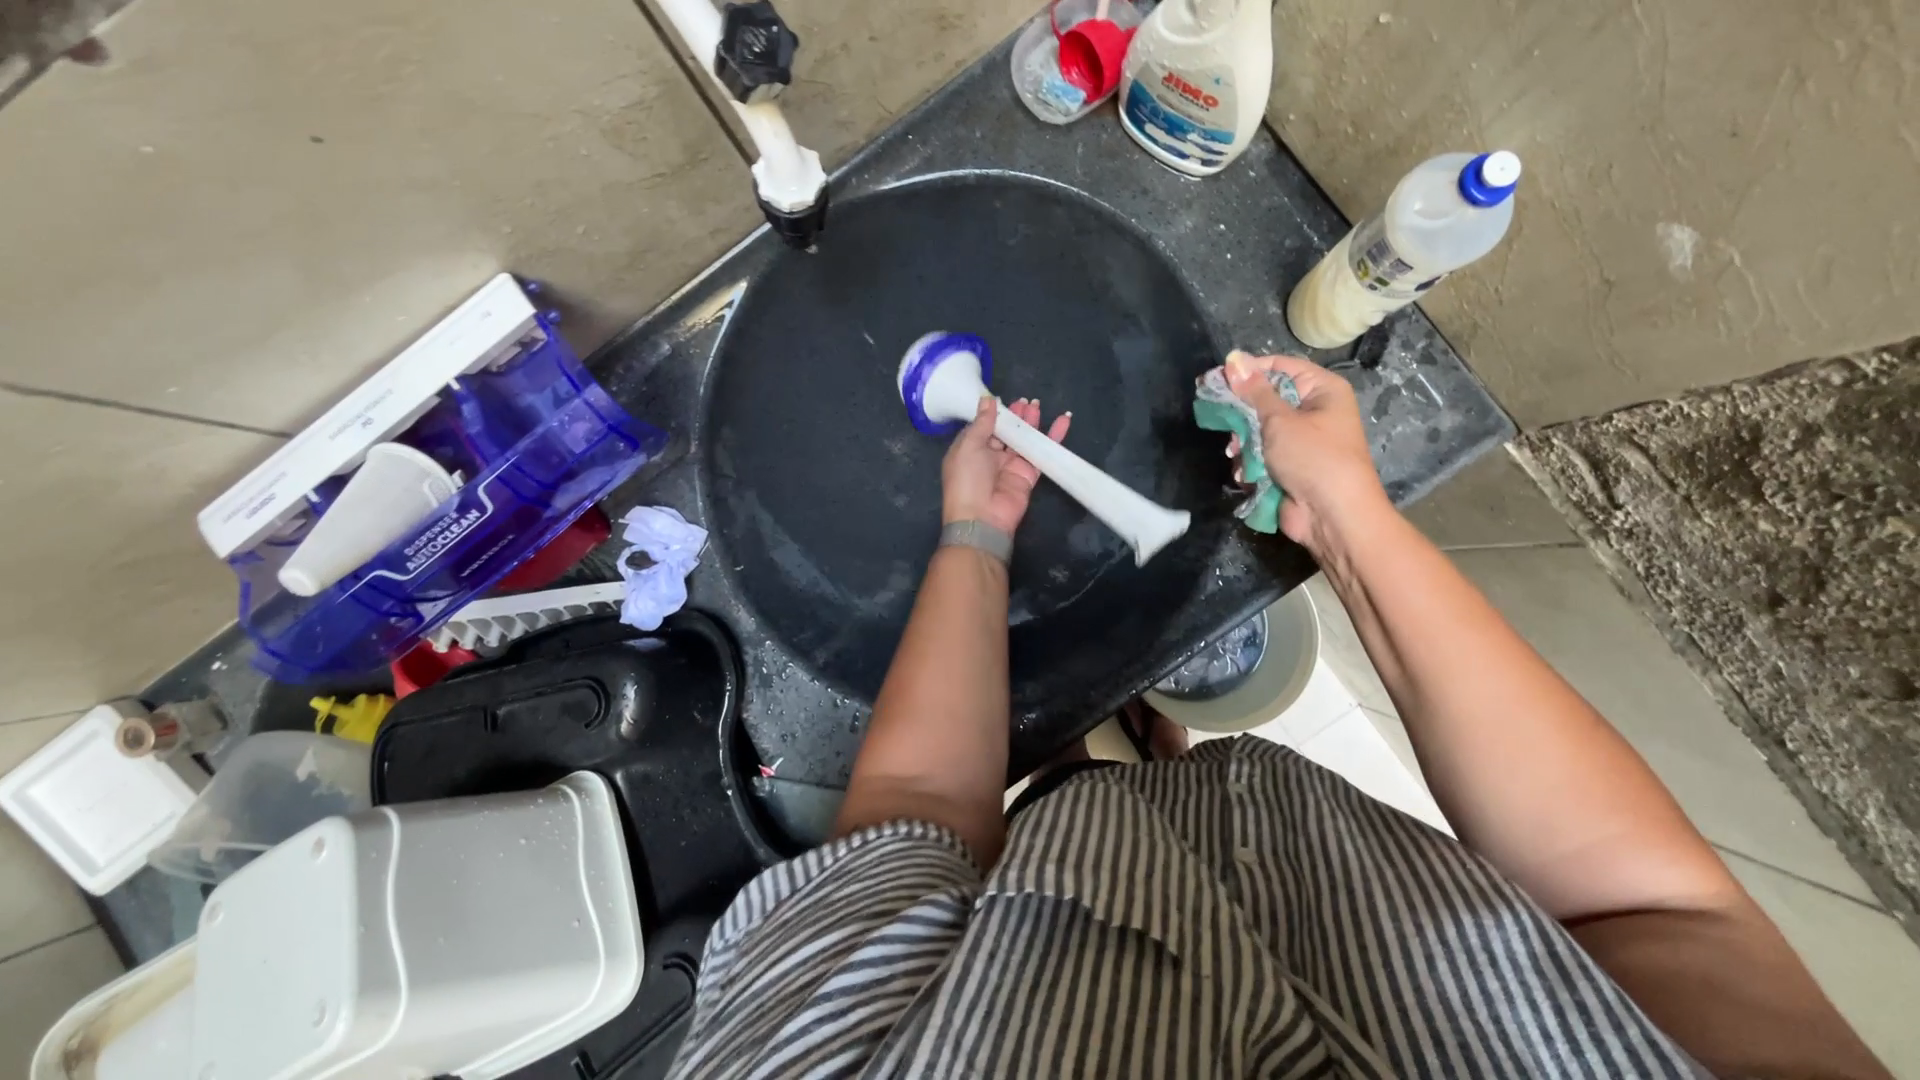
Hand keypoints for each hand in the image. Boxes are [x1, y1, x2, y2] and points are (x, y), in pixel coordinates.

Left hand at [942, 396, 1071, 534]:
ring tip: (1038, 406)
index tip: (1004, 400)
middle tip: (1027, 402)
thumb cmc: (967, 479)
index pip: (984, 426)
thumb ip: (982, 422)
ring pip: (1024, 439)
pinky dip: (1052, 438)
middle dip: (1016, 416)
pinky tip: (1063, 421)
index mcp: (970, 449)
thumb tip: (987, 400)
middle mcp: (989, 456)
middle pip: (1006, 431)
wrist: (982, 518)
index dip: (994, 413)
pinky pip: (1041, 452)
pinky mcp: (1028, 475)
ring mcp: (1010, 466)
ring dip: (1031, 423)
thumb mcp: (969, 446)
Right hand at [1223, 351, 1389, 554]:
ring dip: (1244, 443)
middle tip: (1221, 420)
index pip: (1280, 367)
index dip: (1248, 371)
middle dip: (1242, 414)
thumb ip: (1253, 391)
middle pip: (1266, 400)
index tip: (1216, 378)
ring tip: (1236, 453)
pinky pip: (1261, 456)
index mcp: (1322, 390)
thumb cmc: (1313, 457)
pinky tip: (1246, 474)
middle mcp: (1314, 411)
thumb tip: (1234, 359)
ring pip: (1259, 430)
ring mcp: (1301, 441)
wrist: (1333, 515)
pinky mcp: (1290, 467)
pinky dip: (1250, 464)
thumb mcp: (1280, 420)